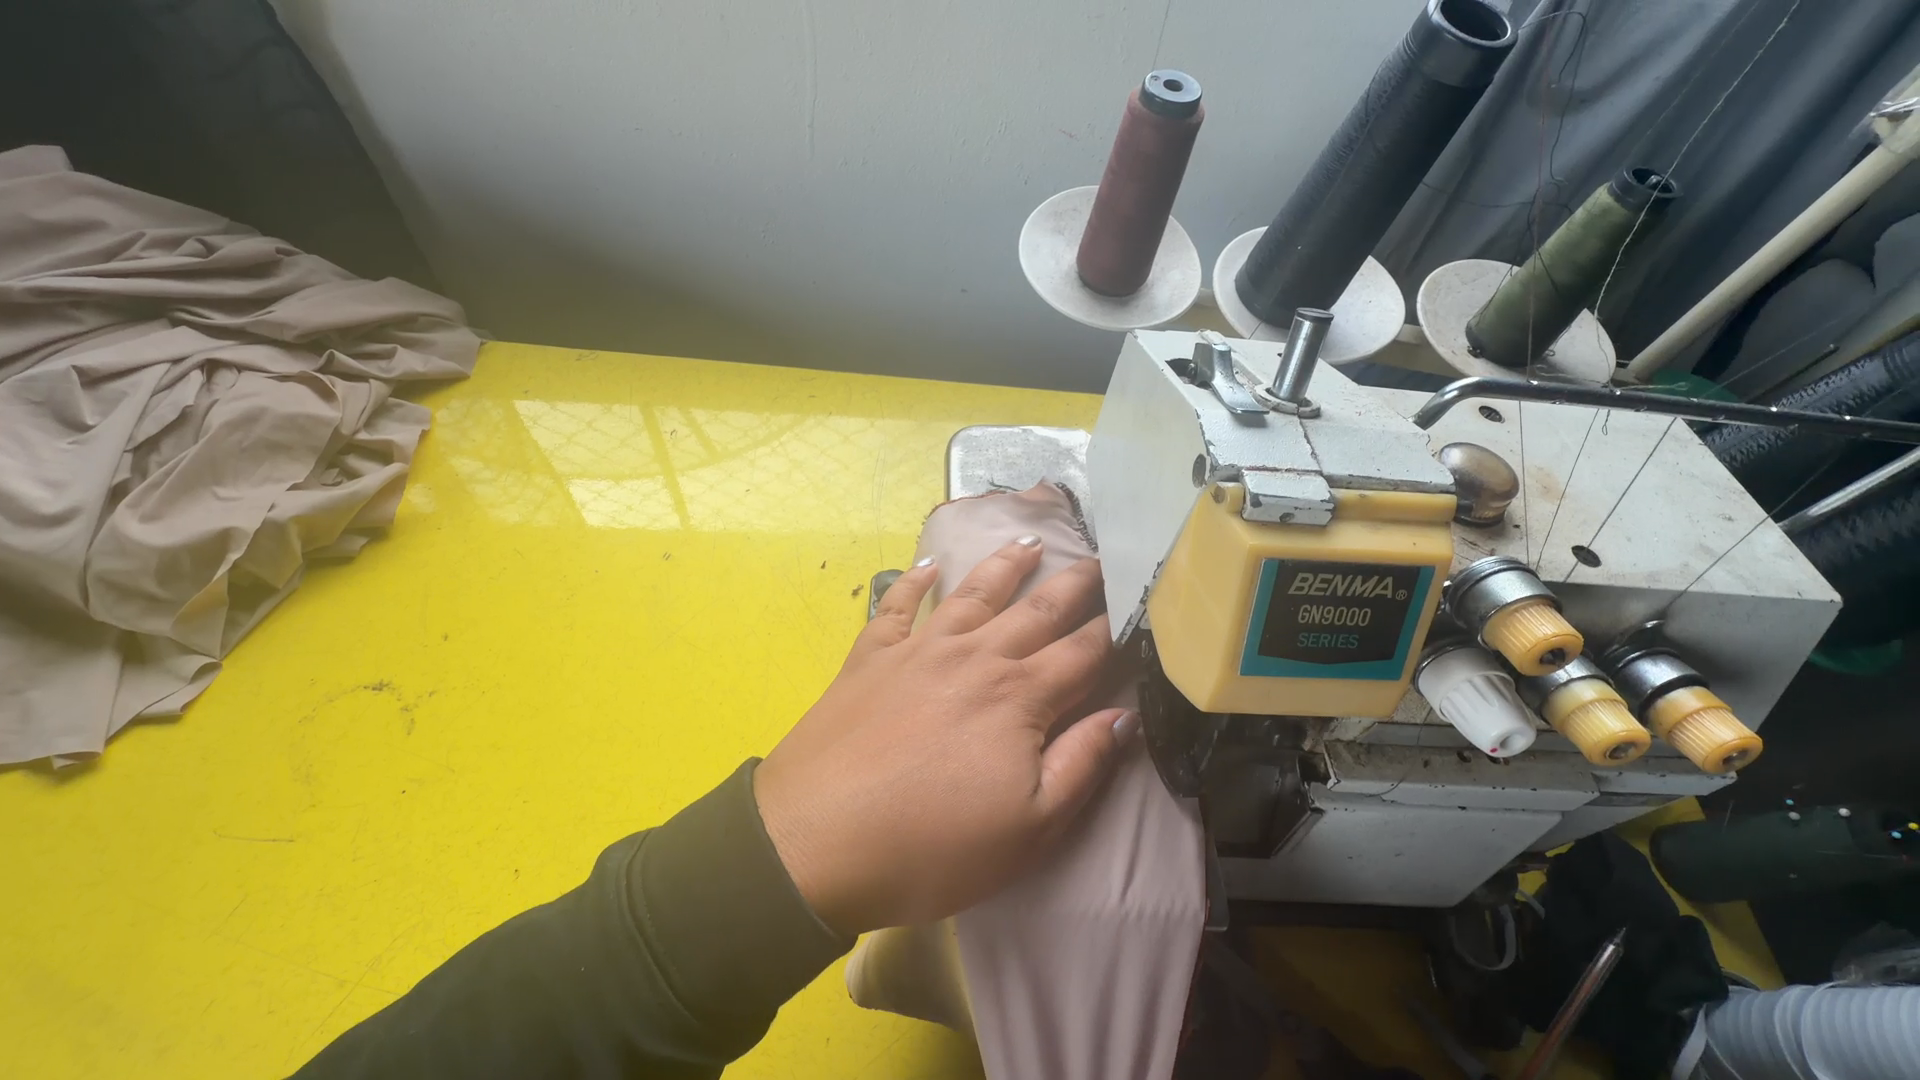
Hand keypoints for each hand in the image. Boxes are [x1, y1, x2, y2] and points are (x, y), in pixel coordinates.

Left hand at [753, 536, 1137, 936]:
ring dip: (1006, 566)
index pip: (1081, 654)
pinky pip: (896, 606)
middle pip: (1035, 612)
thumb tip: (1124, 715)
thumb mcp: (1030, 828)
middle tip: (1099, 558)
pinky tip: (928, 566)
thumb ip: (1081, 765)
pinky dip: (914, 581)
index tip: (1136, 606)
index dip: (1112, 631)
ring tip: (1031, 543)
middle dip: (1073, 585)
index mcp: (1018, 698)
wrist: (814, 844)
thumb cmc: (932, 847)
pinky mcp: (869, 658)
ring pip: (973, 595)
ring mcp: (917, 651)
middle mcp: (973, 658)